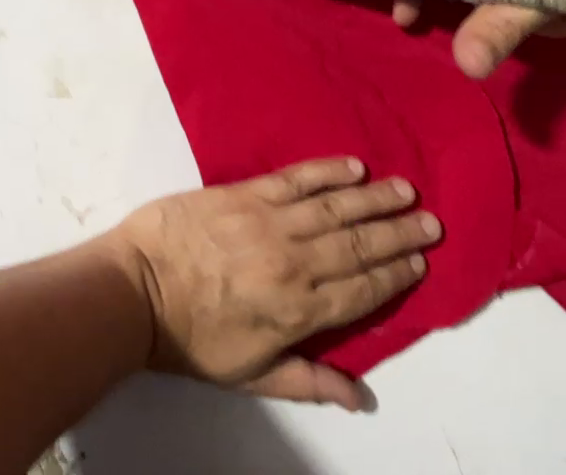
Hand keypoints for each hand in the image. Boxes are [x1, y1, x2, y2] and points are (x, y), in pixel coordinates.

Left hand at [103, 157, 439, 410]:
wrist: (135, 291)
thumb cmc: (190, 339)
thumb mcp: (251, 375)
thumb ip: (309, 382)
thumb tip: (363, 399)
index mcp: (298, 310)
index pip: (362, 290)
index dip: (395, 275)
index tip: (420, 262)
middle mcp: (293, 262)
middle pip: (358, 245)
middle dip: (398, 234)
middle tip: (431, 221)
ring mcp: (268, 223)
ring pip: (334, 208)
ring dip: (374, 199)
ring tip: (405, 190)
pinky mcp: (243, 194)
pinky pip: (295, 179)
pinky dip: (326, 171)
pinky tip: (352, 167)